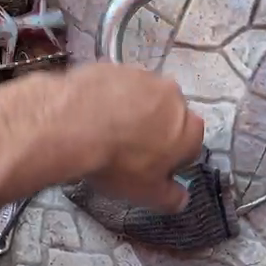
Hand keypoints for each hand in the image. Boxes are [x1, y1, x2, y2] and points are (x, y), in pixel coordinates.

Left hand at [58, 64, 204, 212]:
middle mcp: (174, 96)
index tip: (154, 169)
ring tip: (106, 133)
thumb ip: (171, 197)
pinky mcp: (115, 66)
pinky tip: (91, 116)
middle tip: (129, 151)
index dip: (173, 160)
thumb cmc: (119, 162)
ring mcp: (144, 76)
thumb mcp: (148, 194)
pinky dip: (109, 99)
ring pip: (144, 99)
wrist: (74, 124)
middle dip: (154, 132)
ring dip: (132, 113)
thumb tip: (181, 199)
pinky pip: (117, 87)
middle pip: (169, 118)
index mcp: (190, 130)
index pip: (191, 147)